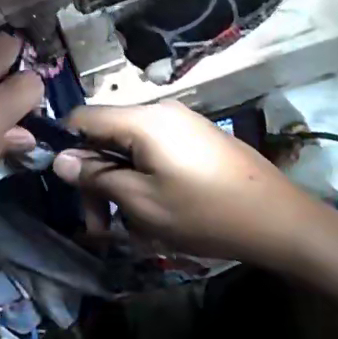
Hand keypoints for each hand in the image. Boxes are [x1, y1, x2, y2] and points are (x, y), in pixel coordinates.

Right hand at [52, 102, 337, 272]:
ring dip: (120, 184)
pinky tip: (155, 213)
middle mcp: (161, 111)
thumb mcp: (142, 201)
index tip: (68, 188)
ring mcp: (182, 124)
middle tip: (99, 225)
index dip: (65, 148)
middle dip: (96, 178)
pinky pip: (155, 152)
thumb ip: (97, 176)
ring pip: (130, 148)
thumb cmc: (204, 212)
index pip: (83, 117)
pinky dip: (144, 178)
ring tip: (130, 227)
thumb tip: (59, 159)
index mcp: (143, 119)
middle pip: (107, 134)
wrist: (278, 219)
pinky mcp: (198, 139)